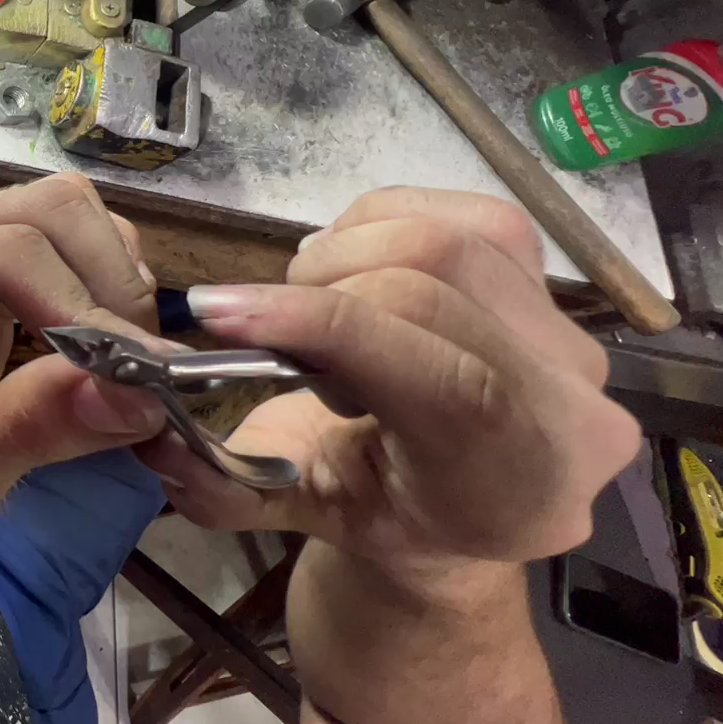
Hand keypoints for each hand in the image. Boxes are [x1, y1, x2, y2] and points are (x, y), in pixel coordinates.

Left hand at [0, 173, 171, 526]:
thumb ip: (34, 424)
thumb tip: (140, 393)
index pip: (4, 250)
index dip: (77, 303)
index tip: (133, 373)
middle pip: (47, 208)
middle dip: (106, 281)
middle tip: (134, 364)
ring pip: (68, 209)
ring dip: (113, 275)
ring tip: (120, 352)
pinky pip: (71, 234)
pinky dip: (106, 276)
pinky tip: (103, 335)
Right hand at [137, 187, 640, 570]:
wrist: (445, 496)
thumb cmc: (362, 504)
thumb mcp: (282, 510)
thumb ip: (216, 484)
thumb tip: (151, 428)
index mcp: (508, 486)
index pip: (445, 384)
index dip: (322, 328)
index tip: (218, 313)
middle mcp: (570, 407)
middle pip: (431, 290)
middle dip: (311, 291)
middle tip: (265, 326)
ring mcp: (571, 337)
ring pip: (444, 239)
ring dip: (340, 255)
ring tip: (309, 300)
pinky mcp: (549, 282)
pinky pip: (467, 213)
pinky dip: (379, 222)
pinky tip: (352, 266)